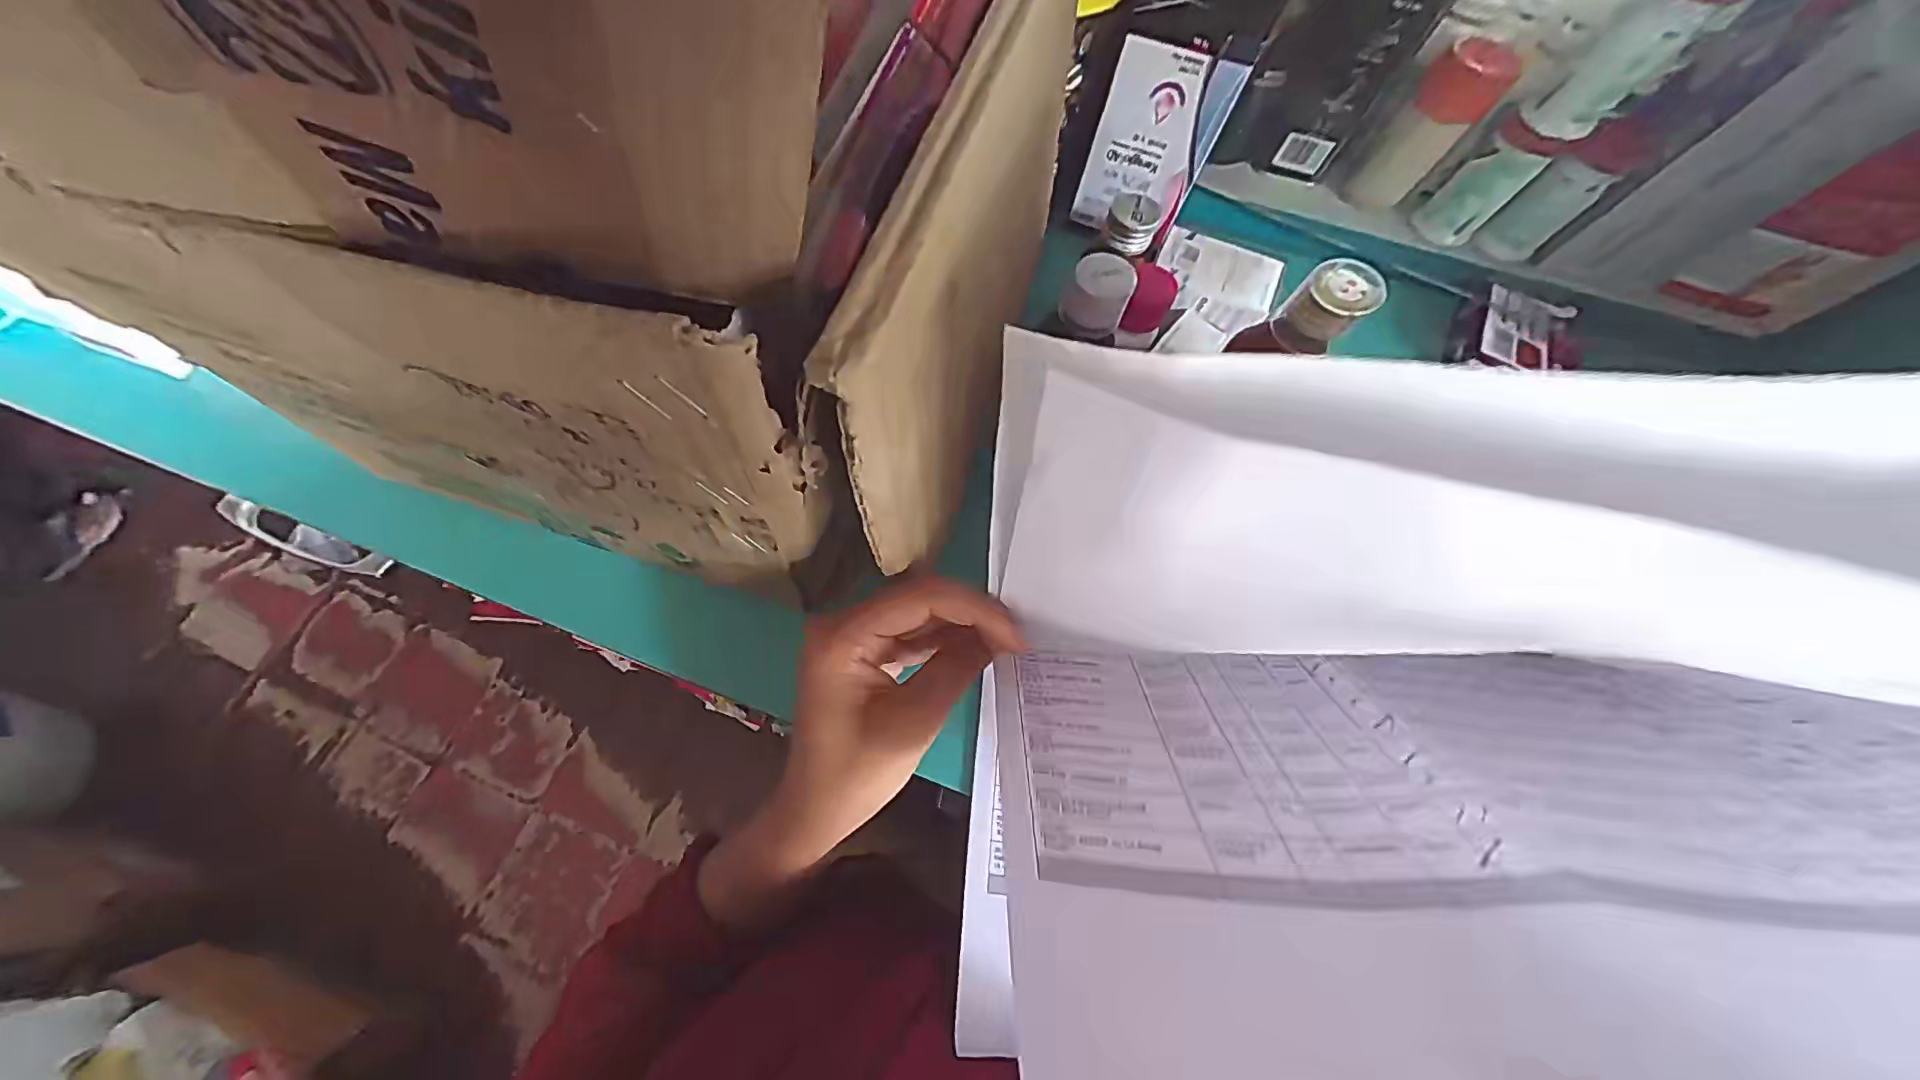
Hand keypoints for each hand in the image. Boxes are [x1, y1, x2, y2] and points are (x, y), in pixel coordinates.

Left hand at [783, 576, 1027, 843]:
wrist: (815, 809)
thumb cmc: (856, 775)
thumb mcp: (915, 721)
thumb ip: (956, 668)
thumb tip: (1000, 636)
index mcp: (843, 635)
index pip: (920, 597)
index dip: (974, 609)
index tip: (1015, 634)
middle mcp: (843, 623)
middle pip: (919, 597)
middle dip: (971, 612)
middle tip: (1016, 634)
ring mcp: (851, 635)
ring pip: (918, 611)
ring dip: (961, 623)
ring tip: (1005, 640)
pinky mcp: (862, 650)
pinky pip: (909, 631)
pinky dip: (943, 638)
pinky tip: (976, 646)